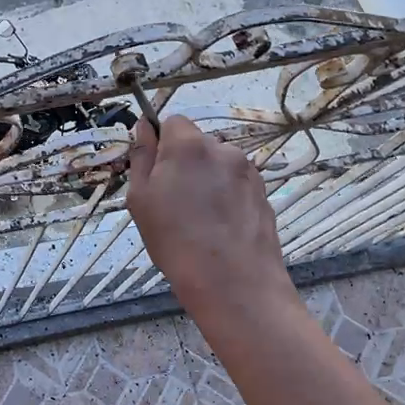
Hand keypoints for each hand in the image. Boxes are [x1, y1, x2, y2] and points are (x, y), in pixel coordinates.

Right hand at [126, 116, 291, 319]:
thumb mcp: (140, 198)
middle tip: (172, 200)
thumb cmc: (174, 239)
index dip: (161, 144)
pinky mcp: (263, 192)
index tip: (155, 173)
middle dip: (184, 162)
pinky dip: (225, 196)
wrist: (233, 282)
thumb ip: (141, 156)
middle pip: (196, 142)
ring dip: (206, 179)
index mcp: (188, 144)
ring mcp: (247, 170)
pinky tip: (219, 226)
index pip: (172, 121)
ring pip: (217, 164)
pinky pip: (235, 184)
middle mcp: (222, 148)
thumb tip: (144, 127)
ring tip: (199, 218)